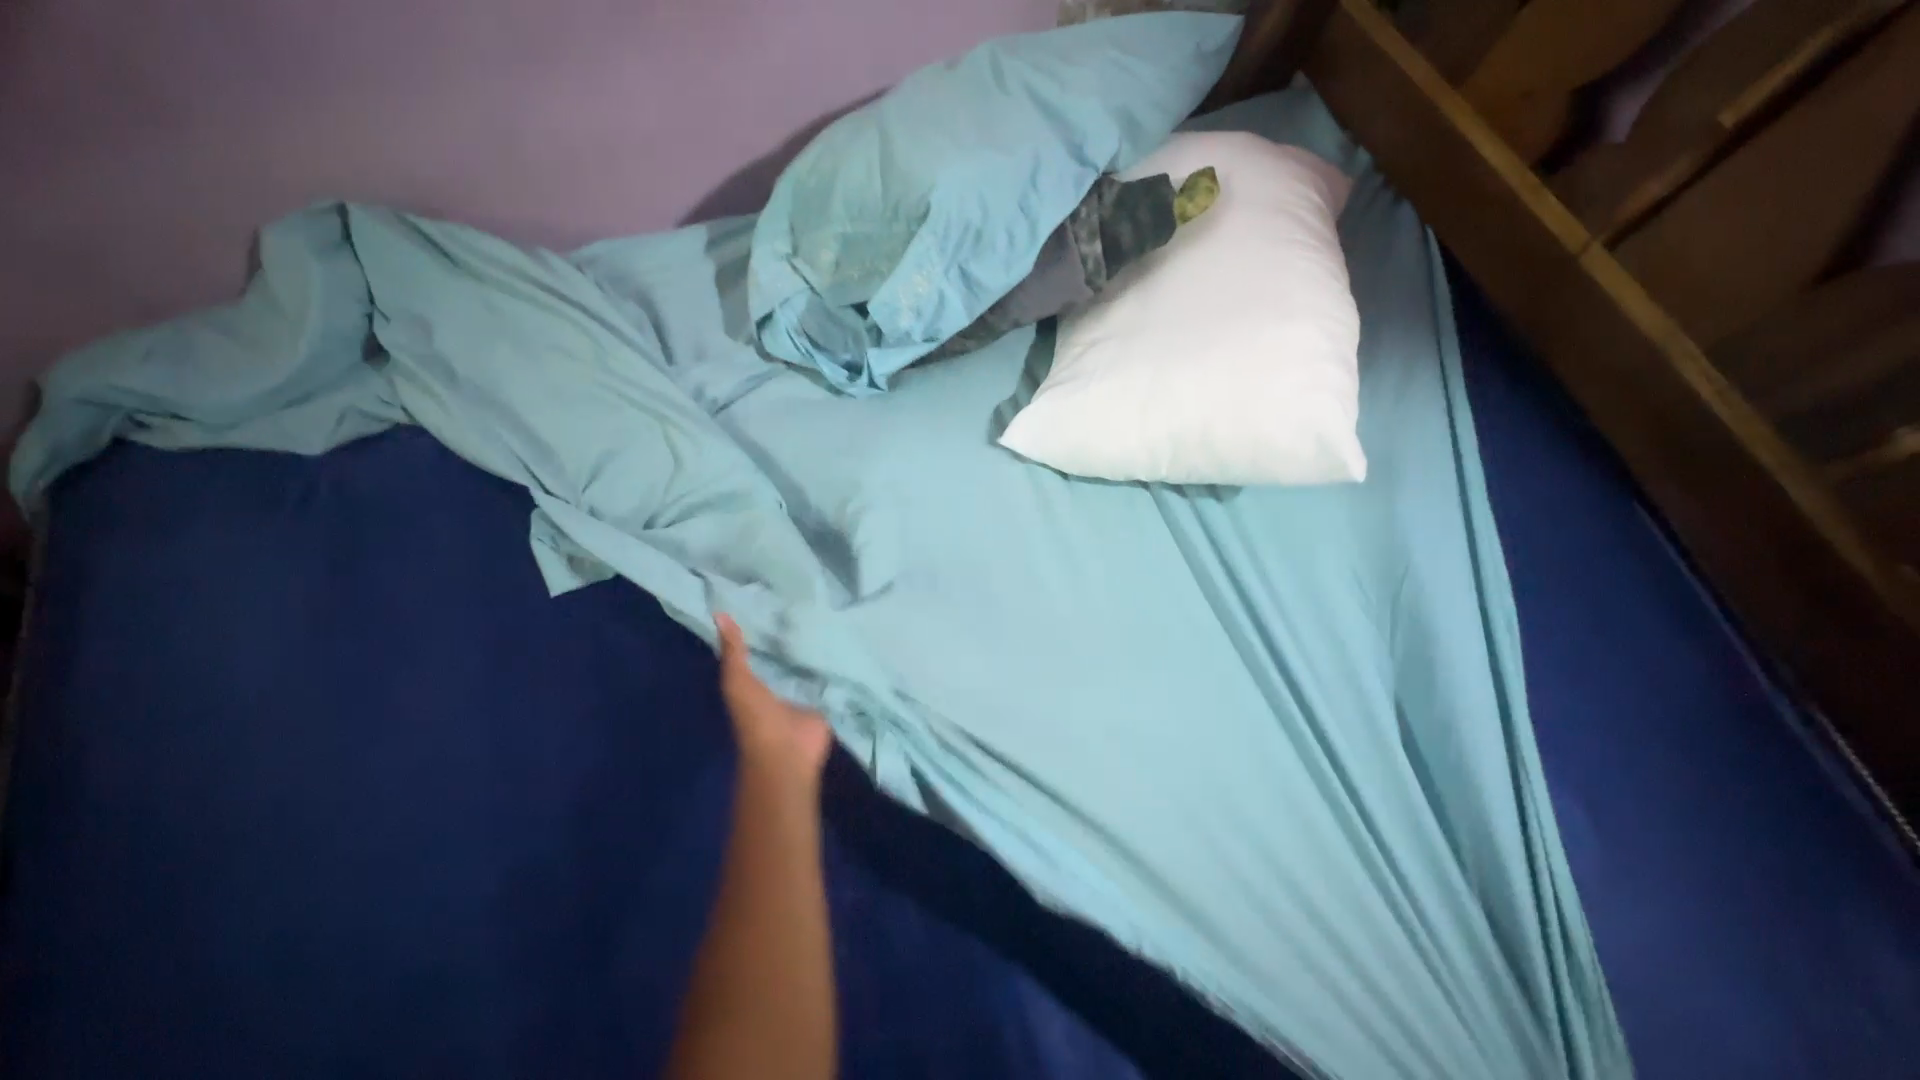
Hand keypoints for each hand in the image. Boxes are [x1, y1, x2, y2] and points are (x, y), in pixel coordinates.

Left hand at [715, 614, 833, 784]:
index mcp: (754, 680)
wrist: (786, 751)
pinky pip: (830, 678)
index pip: (758, 648)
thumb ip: (732, 651)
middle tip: (807, 601)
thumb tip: (719, 613)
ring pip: (808, 665)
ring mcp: (803, 693)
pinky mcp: (825, 700)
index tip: (773, 599)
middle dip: (793, 635)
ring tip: (830, 615)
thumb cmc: (755, 717)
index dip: (763, 627)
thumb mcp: (736, 680)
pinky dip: (838, 666)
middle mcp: (778, 684)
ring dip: (816, 648)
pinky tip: (848, 642)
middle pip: (784, 655)